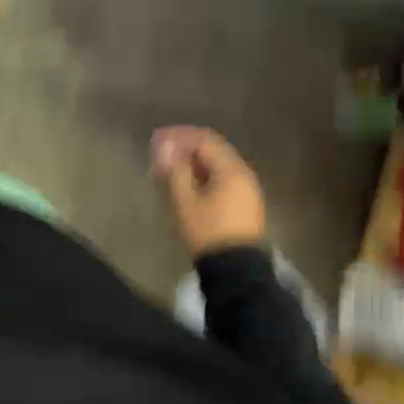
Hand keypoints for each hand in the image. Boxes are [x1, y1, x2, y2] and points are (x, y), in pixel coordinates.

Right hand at [152, 126, 266, 256]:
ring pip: (218, 161)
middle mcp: (243, 172)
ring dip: (194, 158)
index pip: (204, 140)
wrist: (236, 268)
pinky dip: (204, 171)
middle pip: (214, 147)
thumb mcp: (185, 200)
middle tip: (161, 150)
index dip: (179, 135)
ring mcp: (247, 187)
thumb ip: (175, 169)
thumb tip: (164, 146)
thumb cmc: (207, 231)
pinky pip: (224, 174)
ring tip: (171, 165)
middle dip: (186, 144)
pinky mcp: (246, 200)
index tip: (156, 139)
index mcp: (231, 170)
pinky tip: (188, 179)